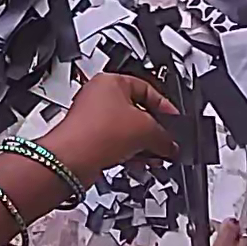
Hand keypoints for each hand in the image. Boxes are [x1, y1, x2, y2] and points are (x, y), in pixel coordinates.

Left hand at [37, 72, 177, 183]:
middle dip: (153, 130)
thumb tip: (170, 145)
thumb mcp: (146, 130)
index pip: (147, 89)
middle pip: (136, 112)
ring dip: (142, 145)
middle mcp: (98, 97)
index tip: (174, 121)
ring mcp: (92, 119)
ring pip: (125, 131)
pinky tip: (138, 163)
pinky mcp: (88, 140)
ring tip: (154, 156)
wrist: (72, 160)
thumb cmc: (96, 133)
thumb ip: (165, 136)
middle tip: (165, 142)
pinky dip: (128, 153)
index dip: (164, 106)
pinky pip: (114, 144)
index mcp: (111, 81)